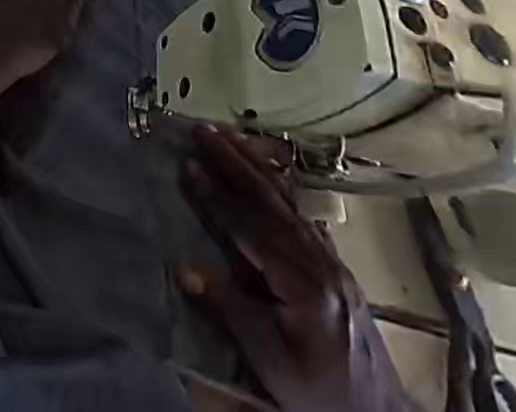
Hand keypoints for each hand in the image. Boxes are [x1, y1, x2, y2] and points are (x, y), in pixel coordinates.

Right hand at [181, 126, 406, 411]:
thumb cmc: (320, 392)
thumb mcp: (271, 363)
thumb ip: (230, 310)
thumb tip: (184, 267)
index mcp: (304, 282)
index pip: (250, 227)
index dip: (216, 196)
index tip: (188, 165)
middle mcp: (319, 258)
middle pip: (270, 198)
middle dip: (234, 160)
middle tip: (204, 130)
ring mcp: (328, 256)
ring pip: (287, 198)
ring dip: (255, 163)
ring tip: (229, 135)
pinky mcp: (332, 262)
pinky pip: (300, 211)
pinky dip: (278, 184)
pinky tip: (268, 174)